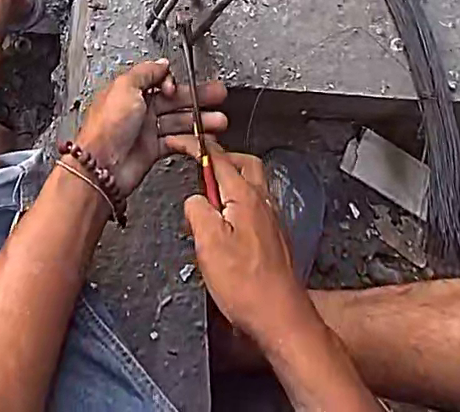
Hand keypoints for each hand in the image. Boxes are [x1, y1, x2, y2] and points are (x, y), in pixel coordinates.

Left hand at [76, 58, 226, 196]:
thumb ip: (146, 72)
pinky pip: (176, 141)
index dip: (176, 83)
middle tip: (218, 96)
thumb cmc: (107, 127)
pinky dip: (191, 140)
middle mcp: (139, 109)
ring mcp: (146, 130)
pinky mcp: (152, 150)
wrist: (101, 166)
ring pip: (179, 120)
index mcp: (131, 90)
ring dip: (200, 119)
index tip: (181, 88)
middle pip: (175, 100)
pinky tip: (203, 139)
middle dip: (198, 98)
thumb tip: (161, 63)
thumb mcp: (126, 86)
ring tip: (219, 120)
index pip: (161, 81)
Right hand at [174, 138, 314, 344]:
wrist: (281, 319)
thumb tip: (193, 199)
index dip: (195, 146)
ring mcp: (271, 218)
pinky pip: (256, 204)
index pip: (217, 158)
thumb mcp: (208, 244)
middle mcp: (262, 202)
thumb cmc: (248, 287)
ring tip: (210, 196)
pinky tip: (228, 222)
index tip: (178, 141)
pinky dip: (239, 201)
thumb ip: (197, 211)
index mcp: (244, 196)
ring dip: (230, 179)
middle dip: (219, 157)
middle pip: (242, 163)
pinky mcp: (274, 236)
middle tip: (199, 164)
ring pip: (251, 182)